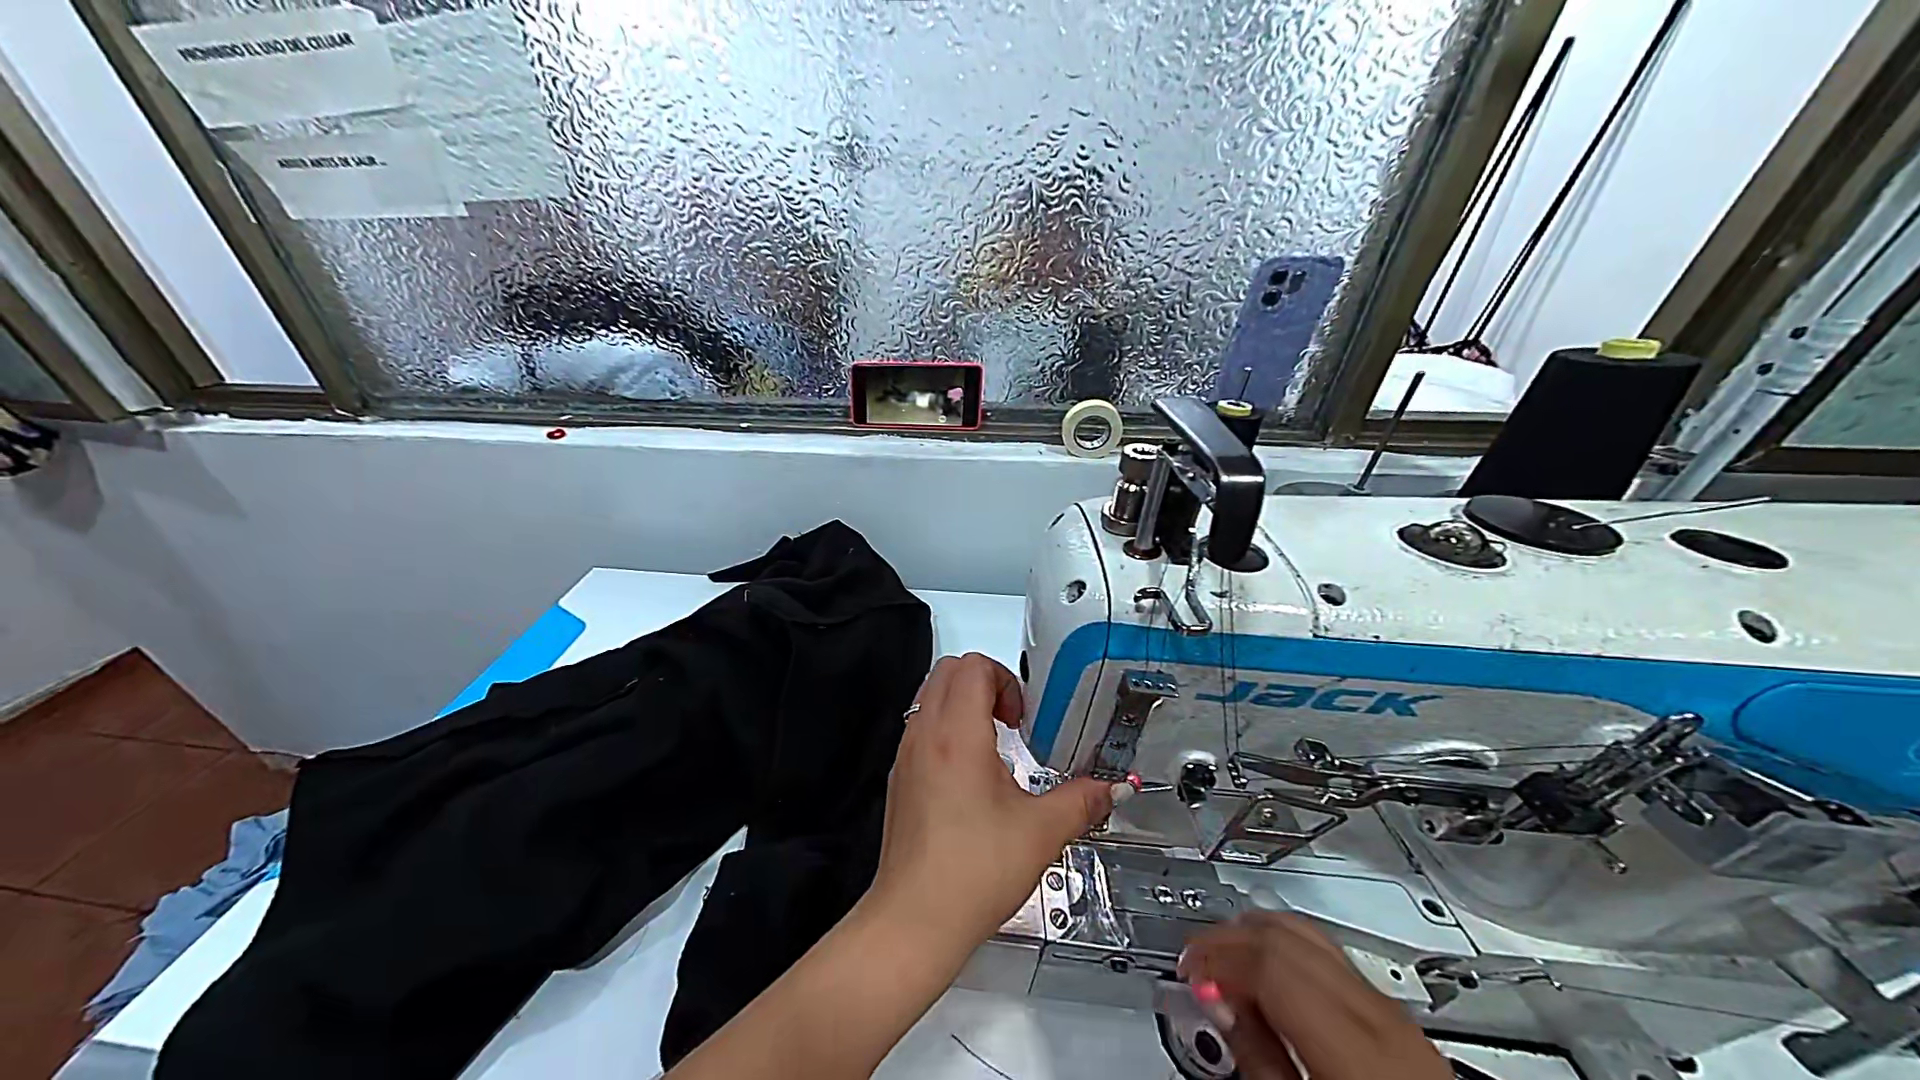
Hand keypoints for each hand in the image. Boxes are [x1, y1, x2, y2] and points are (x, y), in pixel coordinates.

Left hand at [863, 653, 1125, 946]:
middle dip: (986, 683)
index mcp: (958, 736)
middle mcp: (925, 736)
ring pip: (929, 696)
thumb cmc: (969, 874)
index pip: (974, 666)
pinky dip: (946, 730)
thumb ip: (1082, 801)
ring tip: (996, 747)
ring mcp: (906, 755)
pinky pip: (921, 728)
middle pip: (949, 670)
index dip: (1006, 680)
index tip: (1024, 716)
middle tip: (1013, 721)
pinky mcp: (900, 777)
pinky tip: (972, 776)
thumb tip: (1110, 789)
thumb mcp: (1040, 833)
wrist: (914, 919)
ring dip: (964, 704)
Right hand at [1179, 913, 1451, 1079]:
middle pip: (1285, 935)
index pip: (1269, 961)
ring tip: (1222, 958)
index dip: (1217, 956)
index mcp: (1356, 1045)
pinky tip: (1264, 966)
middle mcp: (1380, 1014)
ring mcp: (1392, 1008)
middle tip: (1194, 961)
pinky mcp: (1395, 1012)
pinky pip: (1328, 953)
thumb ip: (1257, 1054)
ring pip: (1307, 933)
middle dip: (1228, 938)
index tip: (1187, 970)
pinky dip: (1284, 947)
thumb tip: (1216, 1000)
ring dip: (1254, 934)